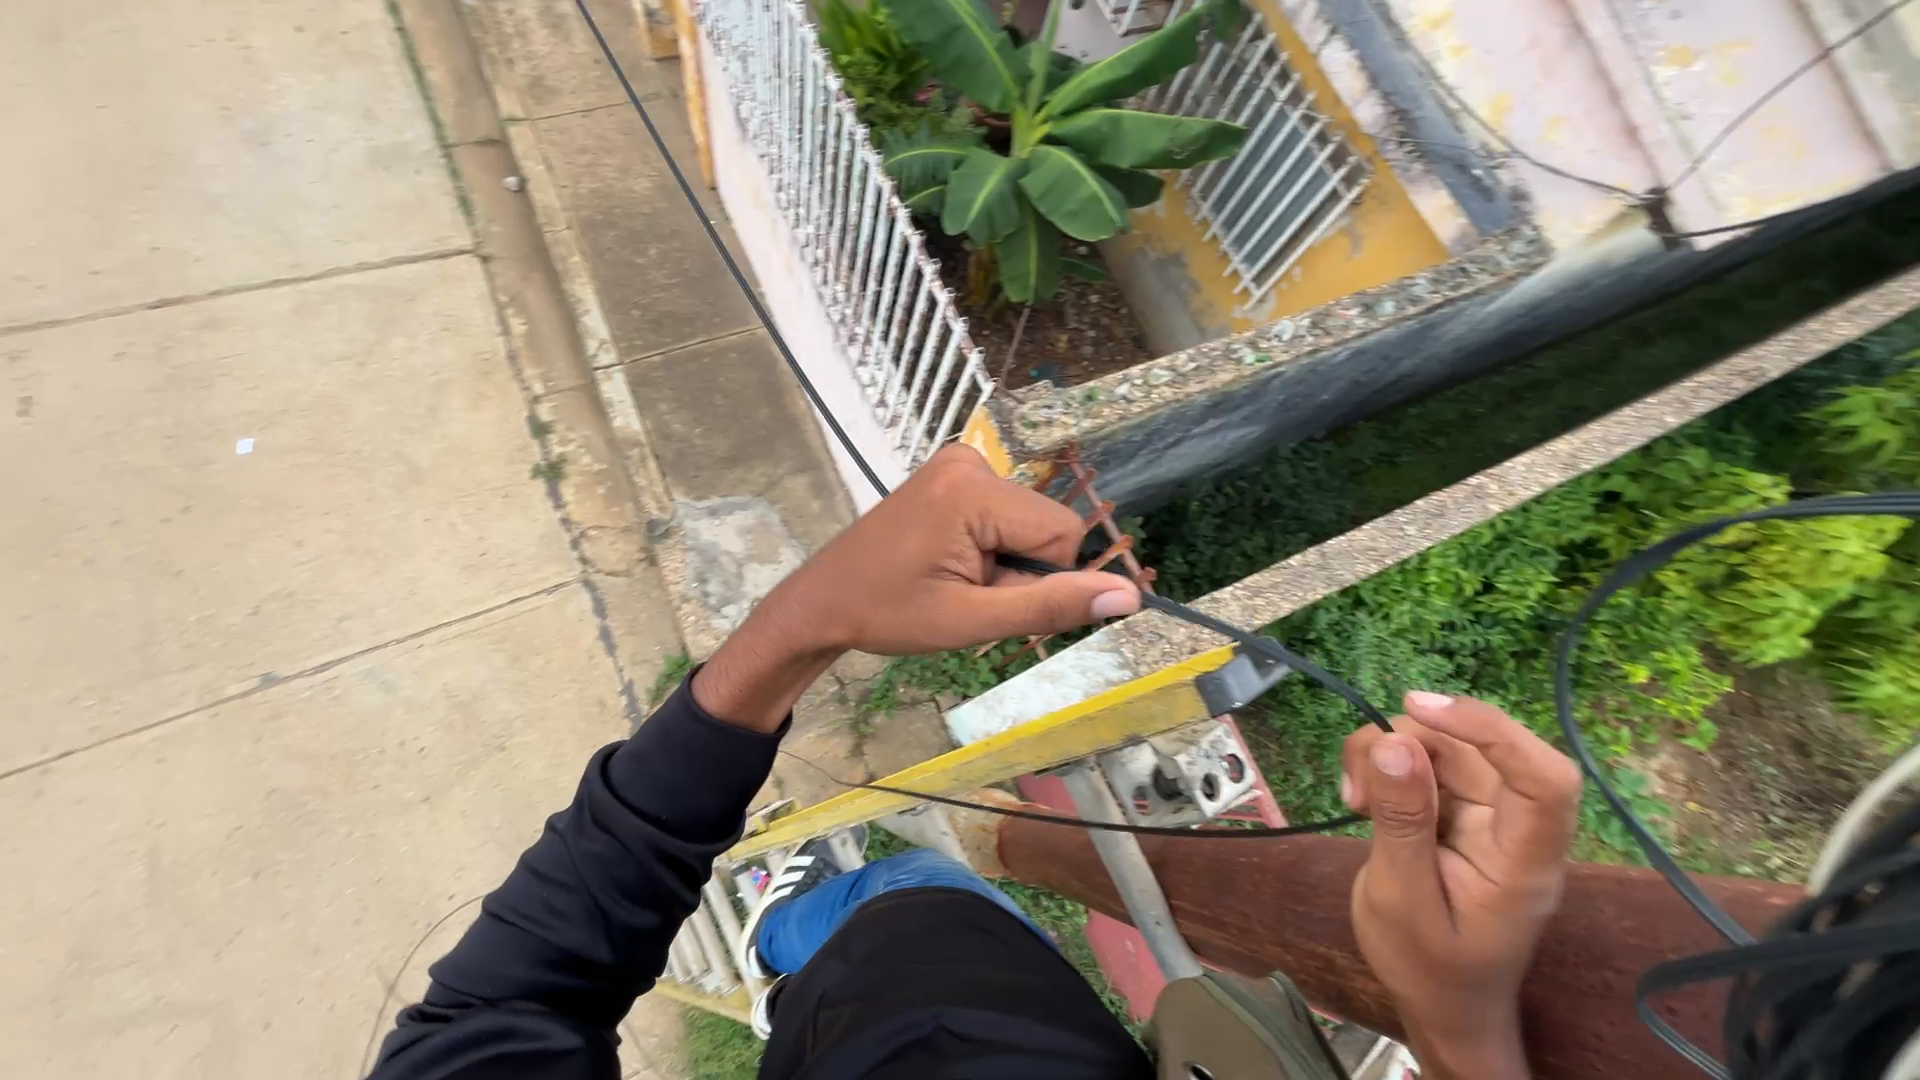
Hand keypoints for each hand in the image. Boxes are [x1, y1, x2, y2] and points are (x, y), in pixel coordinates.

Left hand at [693, 446, 1140, 729]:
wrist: (823, 600)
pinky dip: (991, 545)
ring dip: (1005, 561)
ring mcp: (958, 462)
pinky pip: (1003, 512)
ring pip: (1027, 520)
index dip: (1041, 578)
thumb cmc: (888, 614)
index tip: (991, 598)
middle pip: (1046, 523)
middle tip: (967, 591)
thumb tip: (1129, 595)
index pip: (1063, 532)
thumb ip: (1051, 606)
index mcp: (973, 489)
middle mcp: (971, 460)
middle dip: (1020, 569)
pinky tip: (951, 561)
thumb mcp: (972, 620)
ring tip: (954, 578)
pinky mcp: (951, 472)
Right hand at [1342, 692, 1582, 1078]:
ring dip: (1386, 754)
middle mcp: (1512, 826)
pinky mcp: (1453, 811)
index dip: (1491, 729)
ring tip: (1354, 800)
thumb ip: (1401, 822)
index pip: (1543, 778)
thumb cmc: (1426, 965)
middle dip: (1409, 741)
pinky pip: (1420, 762)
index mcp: (1523, 861)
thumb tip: (1393, 742)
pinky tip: (1361, 800)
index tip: (1417, 707)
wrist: (1437, 1000)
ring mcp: (1483, 816)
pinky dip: (1382, 767)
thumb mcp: (1400, 898)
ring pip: (1442, 746)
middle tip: (1357, 784)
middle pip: (1476, 748)